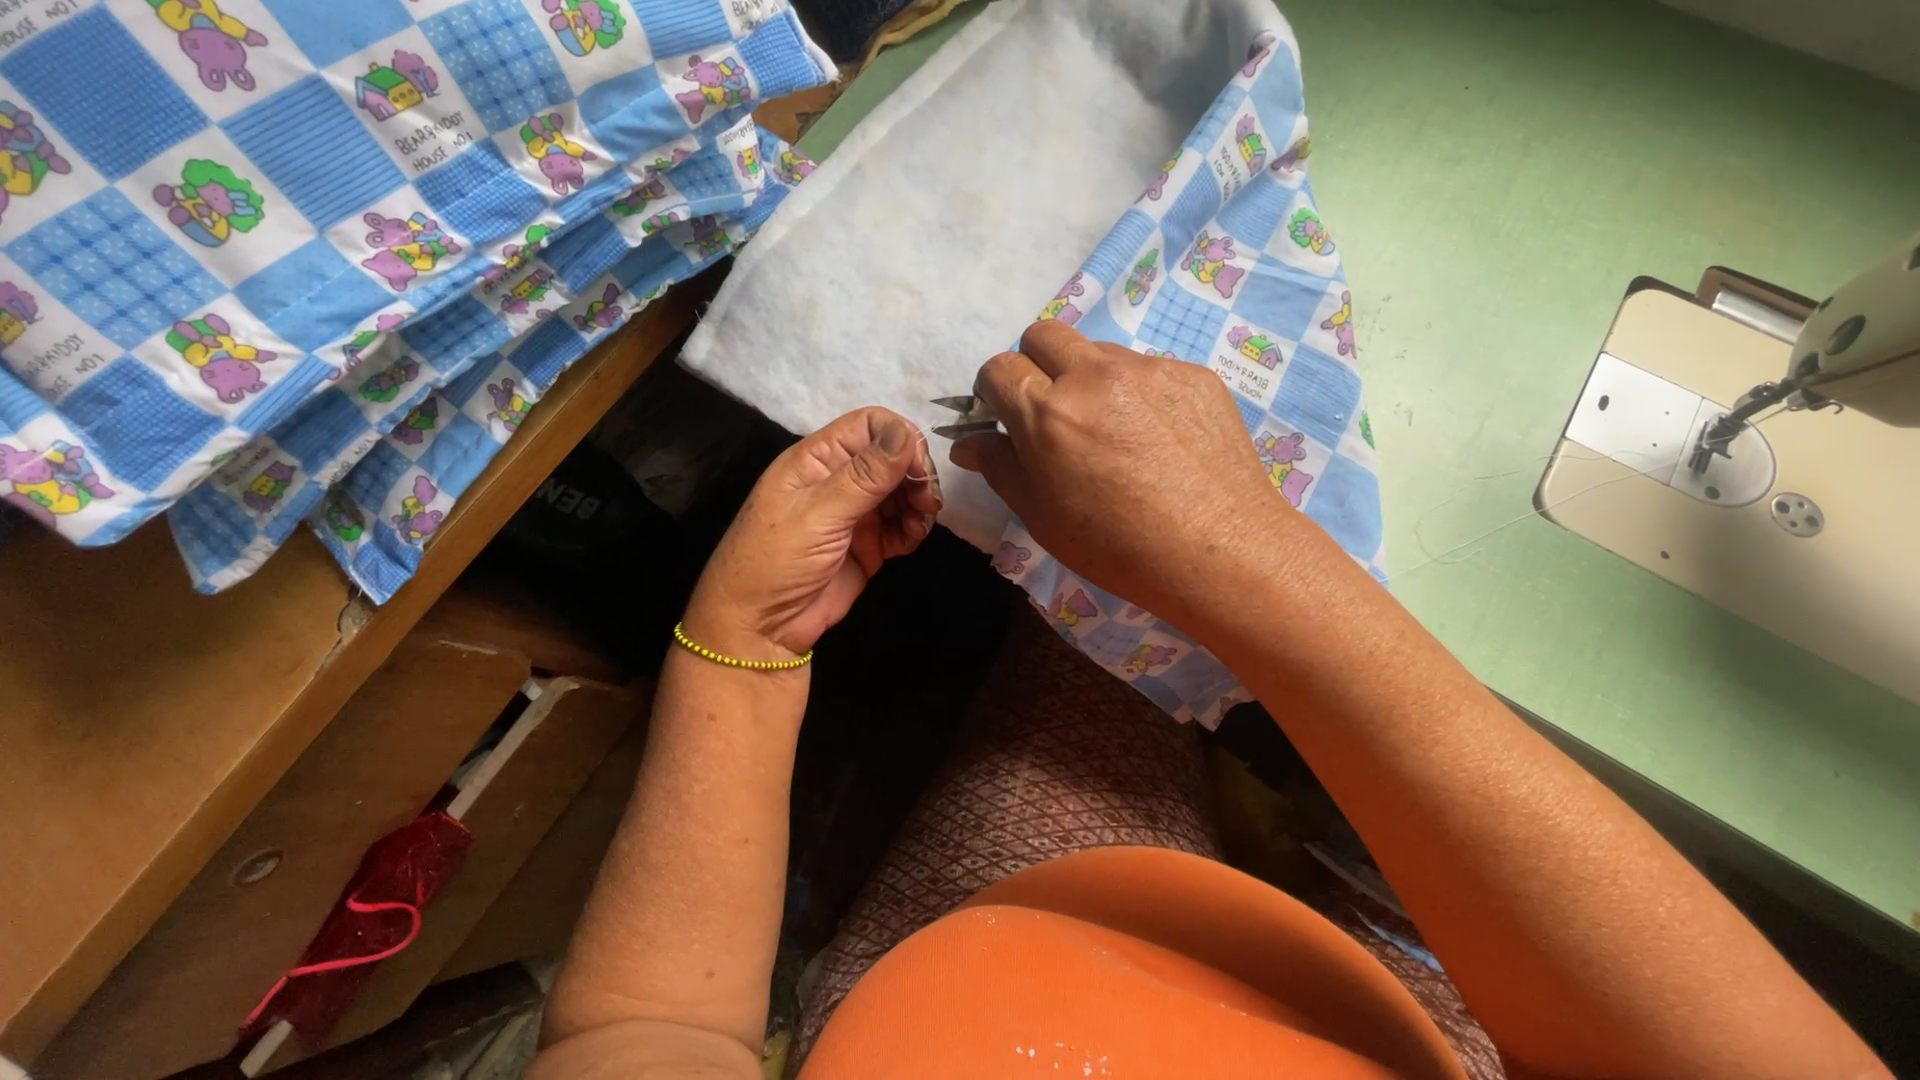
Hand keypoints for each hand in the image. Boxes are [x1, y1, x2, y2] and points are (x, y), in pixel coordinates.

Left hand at [685, 407, 940, 660]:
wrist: (760, 629)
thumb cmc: (775, 561)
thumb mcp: (819, 514)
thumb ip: (866, 475)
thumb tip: (906, 431)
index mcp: (817, 460)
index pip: (869, 425)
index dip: (900, 438)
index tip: (917, 467)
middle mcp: (838, 481)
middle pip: (892, 458)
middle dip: (915, 474)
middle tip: (927, 501)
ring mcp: (854, 514)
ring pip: (901, 492)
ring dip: (918, 503)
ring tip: (920, 523)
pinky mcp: (868, 546)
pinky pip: (901, 526)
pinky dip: (913, 528)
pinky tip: (913, 538)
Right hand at [949, 320, 1290, 628]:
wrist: (1223, 554)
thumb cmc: (1119, 548)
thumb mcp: (1043, 518)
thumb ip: (1000, 468)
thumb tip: (968, 441)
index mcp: (1048, 413)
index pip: (998, 368)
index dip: (994, 392)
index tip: (1007, 418)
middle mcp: (1094, 376)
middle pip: (1044, 334)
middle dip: (1035, 364)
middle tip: (1053, 412)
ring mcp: (1149, 370)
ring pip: (1098, 351)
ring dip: (1088, 378)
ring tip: (1114, 434)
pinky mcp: (1193, 374)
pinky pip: (1147, 370)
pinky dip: (1137, 394)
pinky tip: (1159, 441)